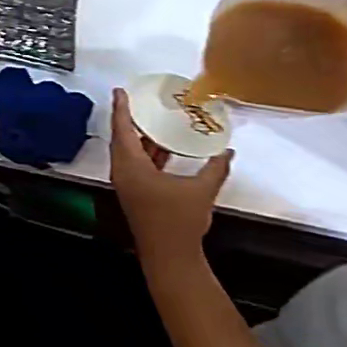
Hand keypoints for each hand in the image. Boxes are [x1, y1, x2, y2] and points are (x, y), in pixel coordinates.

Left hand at [108, 90, 231, 257]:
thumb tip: (227, 151)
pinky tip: (165, 147)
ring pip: (131, 152)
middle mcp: (123, 172)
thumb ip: (215, 168)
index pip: (122, 131)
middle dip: (131, 119)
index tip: (119, 91)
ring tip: (157, 118)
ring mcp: (127, 183)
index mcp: (131, 167)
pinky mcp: (135, 192)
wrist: (169, 255)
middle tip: (143, 101)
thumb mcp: (201, 190)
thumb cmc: (179, 221)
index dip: (121, 109)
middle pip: (123, 139)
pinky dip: (148, 152)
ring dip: (142, 137)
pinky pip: (138, 164)